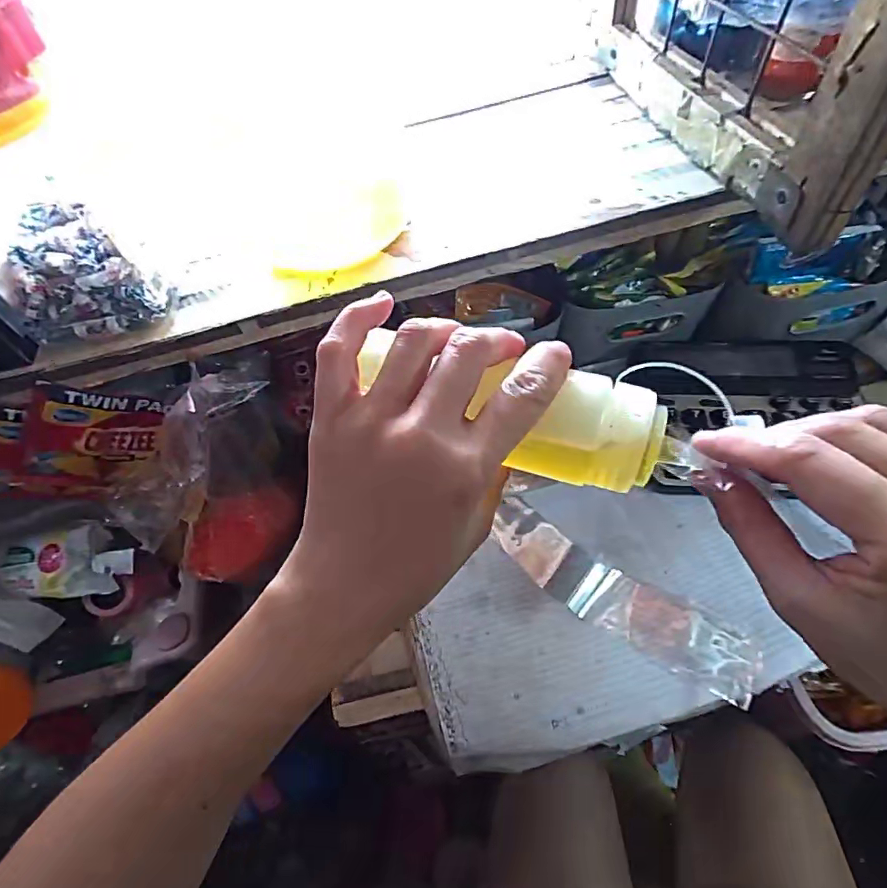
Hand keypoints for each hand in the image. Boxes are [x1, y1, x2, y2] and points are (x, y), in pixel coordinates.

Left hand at [276, 292, 571, 653]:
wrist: (342, 583)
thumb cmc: (417, 565)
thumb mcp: (477, 525)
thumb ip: (495, 470)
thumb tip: (506, 427)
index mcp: (465, 469)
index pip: (519, 399)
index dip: (545, 367)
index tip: (554, 353)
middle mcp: (420, 435)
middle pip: (467, 354)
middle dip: (497, 340)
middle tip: (504, 347)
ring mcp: (371, 421)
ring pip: (414, 341)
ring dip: (446, 327)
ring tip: (455, 336)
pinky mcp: (332, 417)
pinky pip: (339, 352)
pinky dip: (358, 318)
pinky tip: (384, 303)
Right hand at [691, 406, 886, 780]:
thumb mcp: (805, 606)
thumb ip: (753, 531)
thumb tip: (713, 474)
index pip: (815, 464)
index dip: (751, 445)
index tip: (708, 441)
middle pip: (855, 432)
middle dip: (787, 435)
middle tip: (745, 453)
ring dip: (833, 429)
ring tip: (794, 451)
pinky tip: (860, 446)